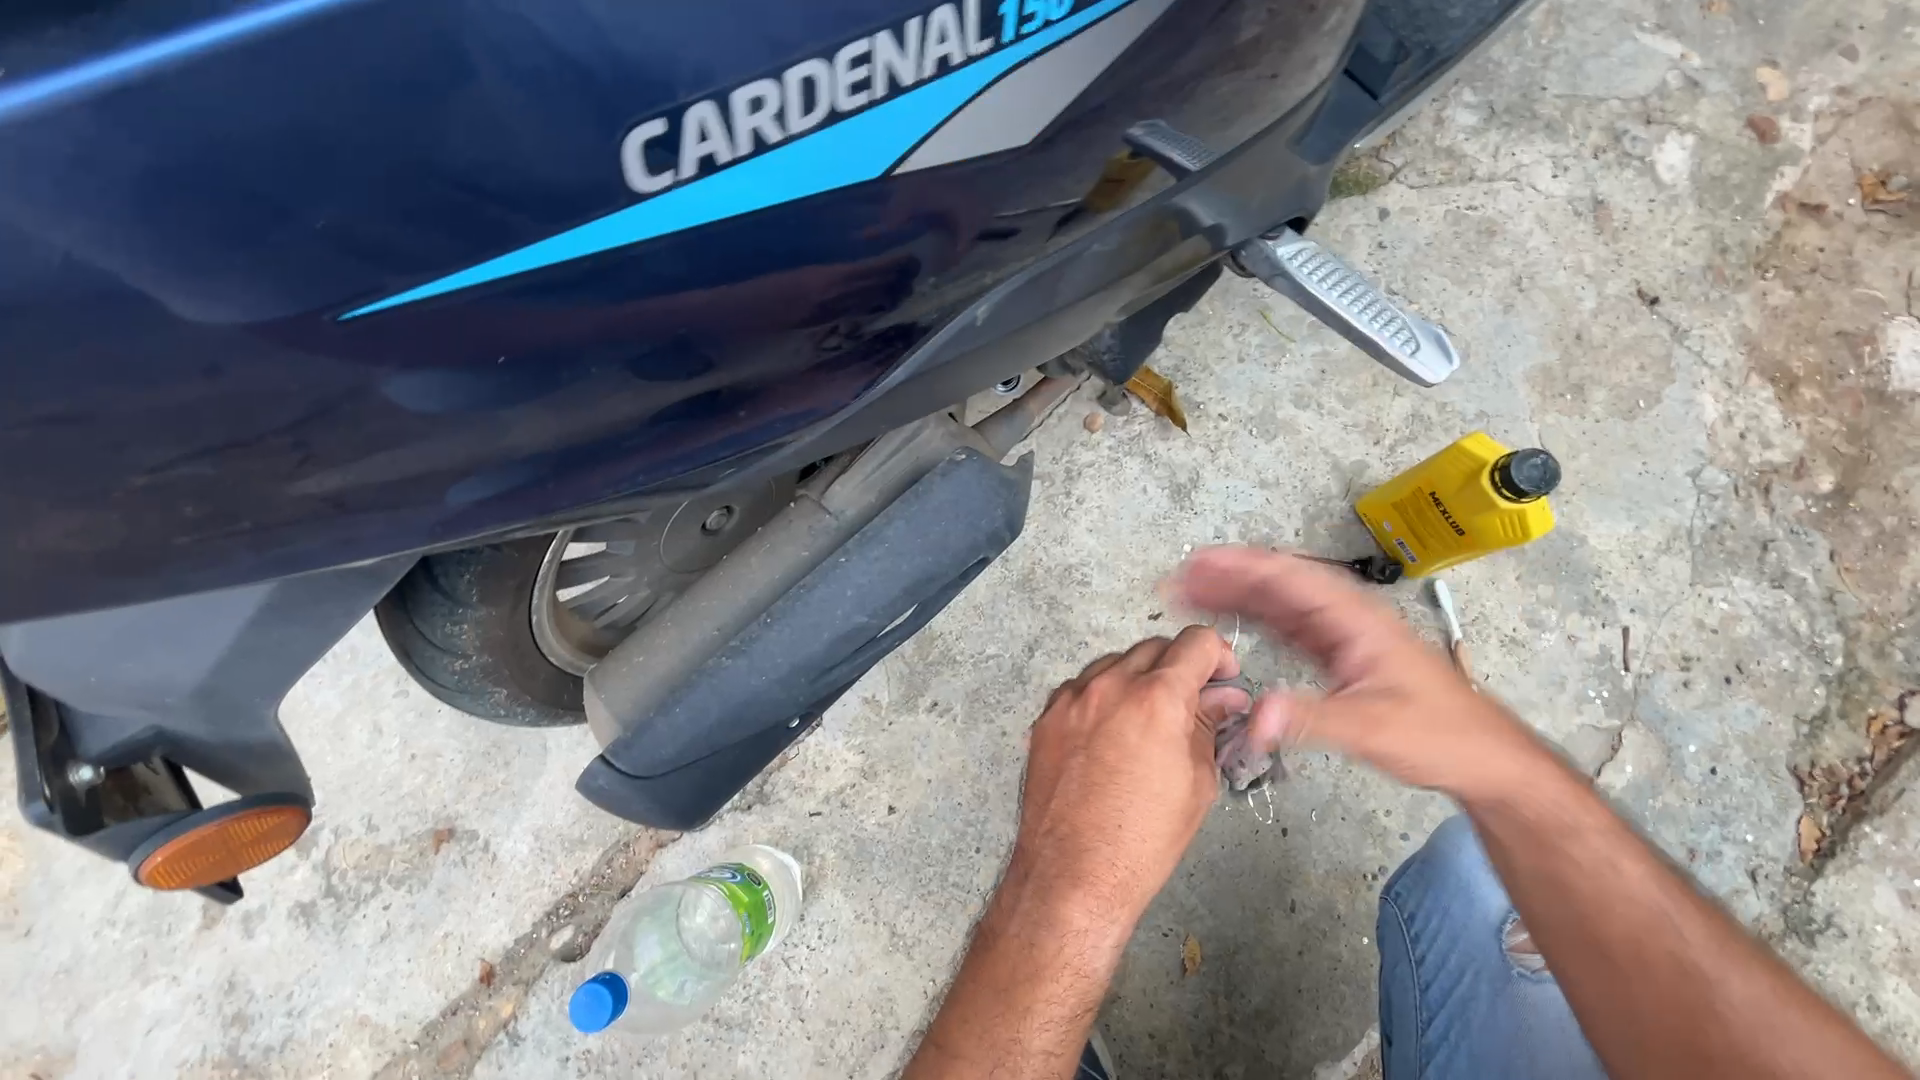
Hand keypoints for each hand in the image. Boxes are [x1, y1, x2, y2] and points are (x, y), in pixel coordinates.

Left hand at [1010, 626, 1249, 920]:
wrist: (1073, 873)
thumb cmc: (1142, 840)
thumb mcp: (1197, 783)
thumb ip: (1209, 727)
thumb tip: (1224, 699)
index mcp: (1156, 698)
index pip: (1196, 643)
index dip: (1219, 656)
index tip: (1224, 676)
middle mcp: (1110, 686)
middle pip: (1155, 648)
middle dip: (1180, 667)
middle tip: (1193, 702)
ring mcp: (1072, 699)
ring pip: (1115, 664)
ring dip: (1139, 679)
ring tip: (1150, 721)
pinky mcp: (1046, 717)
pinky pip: (1082, 688)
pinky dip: (1103, 697)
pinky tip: (1112, 733)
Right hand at [1165, 547, 1559, 804]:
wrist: (1484, 759)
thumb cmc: (1442, 736)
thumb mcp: (1373, 728)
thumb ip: (1311, 719)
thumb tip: (1256, 716)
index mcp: (1357, 620)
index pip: (1292, 579)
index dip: (1243, 566)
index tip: (1201, 562)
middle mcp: (1346, 619)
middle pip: (1279, 585)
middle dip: (1229, 576)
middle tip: (1180, 577)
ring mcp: (1342, 637)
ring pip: (1279, 605)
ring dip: (1236, 595)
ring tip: (1190, 592)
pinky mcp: (1338, 657)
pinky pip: (1286, 629)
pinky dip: (1254, 621)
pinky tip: (1228, 621)